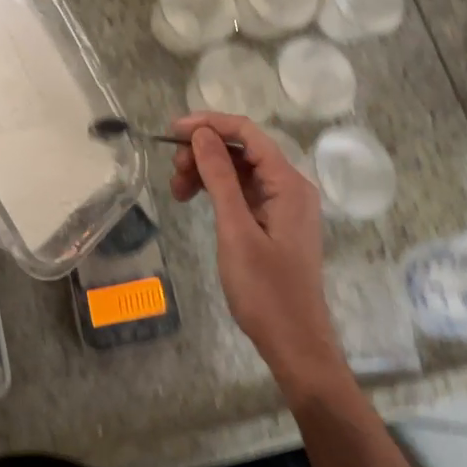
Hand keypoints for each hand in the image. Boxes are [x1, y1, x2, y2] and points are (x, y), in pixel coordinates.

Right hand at [171, 112, 342, 393]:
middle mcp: (290, 186)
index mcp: (288, 183)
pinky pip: (243, 191)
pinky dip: (217, 190)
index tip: (172, 132)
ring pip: (240, 170)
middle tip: (173, 172)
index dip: (210, 124)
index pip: (248, 133)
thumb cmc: (266, 290)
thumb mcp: (236, 230)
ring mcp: (283, 205)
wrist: (294, 343)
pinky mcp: (274, 222)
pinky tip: (194, 200)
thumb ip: (220, 178)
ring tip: (177, 190)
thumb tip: (202, 134)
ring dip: (207, 171)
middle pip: (243, 149)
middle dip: (204, 151)